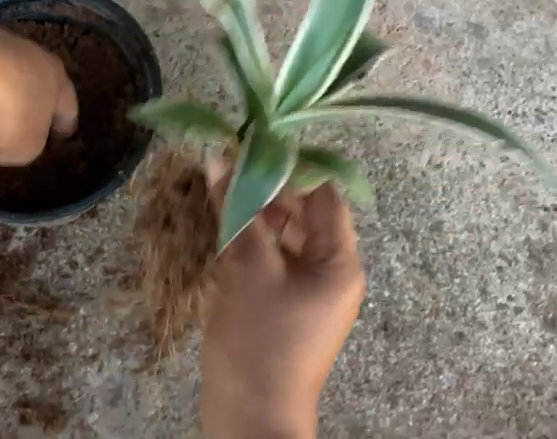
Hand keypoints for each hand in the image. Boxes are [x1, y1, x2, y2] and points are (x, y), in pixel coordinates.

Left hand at [0, 18, 77, 163]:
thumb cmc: (0, 116)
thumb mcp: (24, 147)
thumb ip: (30, 138)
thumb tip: (23, 130)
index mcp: (54, 77)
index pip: (66, 102)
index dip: (65, 120)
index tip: (63, 133)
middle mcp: (28, 50)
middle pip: (33, 74)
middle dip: (28, 93)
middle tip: (21, 114)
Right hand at [201, 170, 364, 438]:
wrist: (249, 421)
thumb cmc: (259, 340)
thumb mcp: (247, 266)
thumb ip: (235, 206)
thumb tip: (218, 152)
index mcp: (339, 261)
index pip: (324, 193)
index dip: (292, 166)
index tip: (255, 145)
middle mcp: (330, 272)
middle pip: (302, 213)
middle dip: (266, 188)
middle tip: (228, 161)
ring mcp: (306, 292)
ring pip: (282, 235)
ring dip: (253, 212)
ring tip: (219, 186)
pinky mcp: (282, 306)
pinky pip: (271, 259)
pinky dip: (249, 240)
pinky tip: (221, 224)